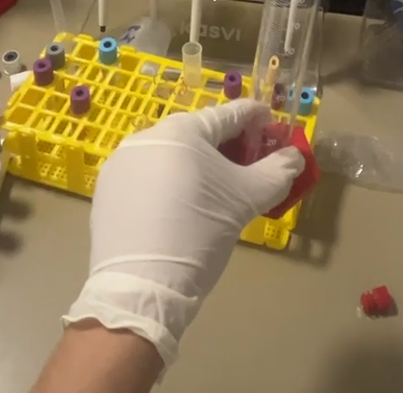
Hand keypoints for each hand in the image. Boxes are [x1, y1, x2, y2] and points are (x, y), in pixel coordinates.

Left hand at [63, 99, 304, 365]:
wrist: (142, 289)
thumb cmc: (200, 232)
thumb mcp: (247, 200)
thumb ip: (277, 171)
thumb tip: (294, 156)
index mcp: (184, 129)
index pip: (232, 113)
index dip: (259, 120)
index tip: (275, 132)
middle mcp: (149, 135)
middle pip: (201, 133)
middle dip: (230, 146)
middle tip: (250, 168)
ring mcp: (122, 162)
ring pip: (173, 154)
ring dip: (198, 165)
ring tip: (215, 192)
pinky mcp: (107, 190)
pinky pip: (148, 175)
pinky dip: (169, 183)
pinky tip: (180, 210)